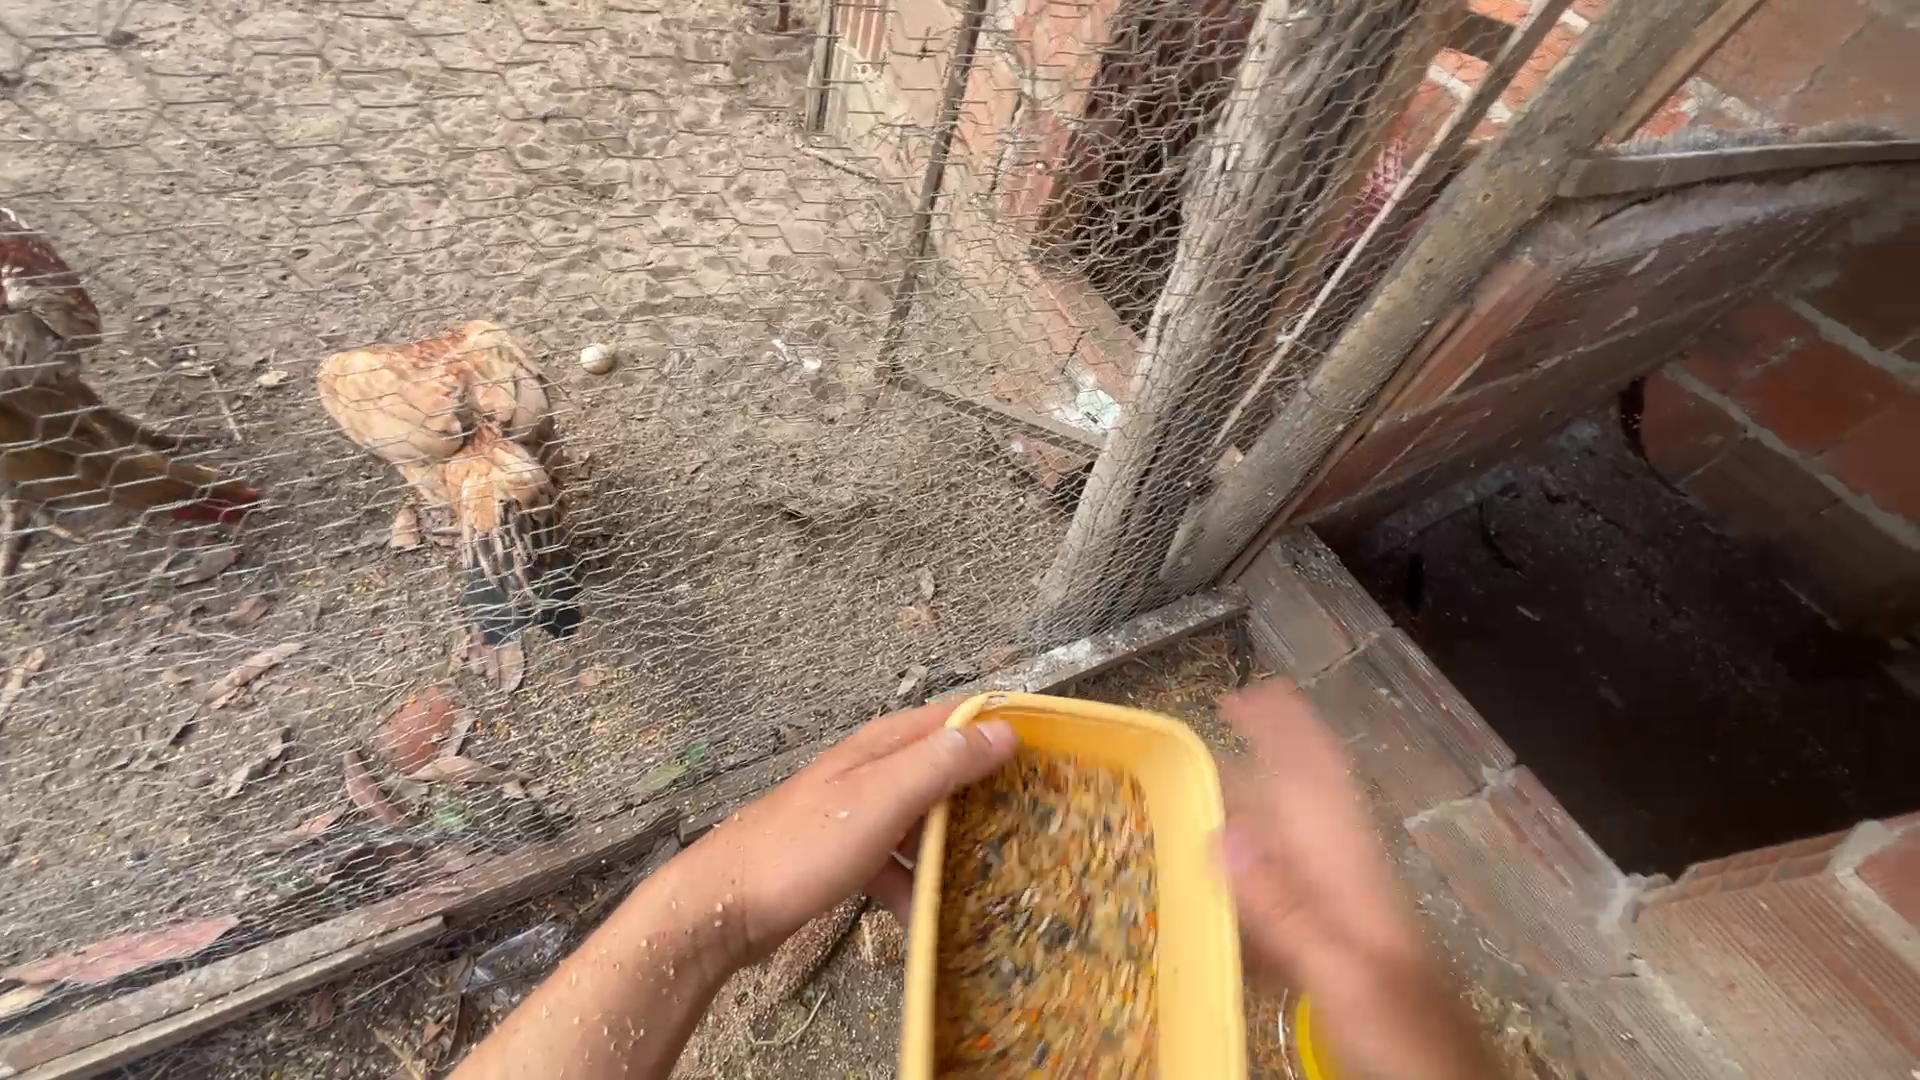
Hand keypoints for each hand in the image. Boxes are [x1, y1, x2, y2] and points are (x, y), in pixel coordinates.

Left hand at [675, 700, 1016, 968]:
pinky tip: (926, 914)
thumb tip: (1002, 728)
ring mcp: (861, 810)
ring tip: (992, 872)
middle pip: (945, 767)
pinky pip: (897, 859)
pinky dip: (914, 882)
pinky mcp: (848, 850)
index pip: (956, 716)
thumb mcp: (881, 798)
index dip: (1000, 724)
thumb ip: (941, 762)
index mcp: (885, 744)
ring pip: (925, 818)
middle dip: (986, 790)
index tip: (1047, 750)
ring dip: (954, 842)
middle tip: (1032, 817)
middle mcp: (876, 768)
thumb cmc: (803, 845)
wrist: (722, 906)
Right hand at [1220, 679, 1493, 1079]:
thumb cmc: (1406, 1036)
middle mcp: (1341, 873)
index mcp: (1351, 866)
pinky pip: (1277, 888)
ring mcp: (1335, 907)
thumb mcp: (1345, 973)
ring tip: (1206, 785)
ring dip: (1249, 805)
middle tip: (1216, 722)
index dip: (1290, 728)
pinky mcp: (1326, 942)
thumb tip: (1223, 830)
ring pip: (1285, 837)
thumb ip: (1287, 907)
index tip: (1251, 692)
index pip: (1319, 777)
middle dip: (1262, 752)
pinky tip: (1227, 871)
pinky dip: (1249, 868)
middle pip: (1298, 796)